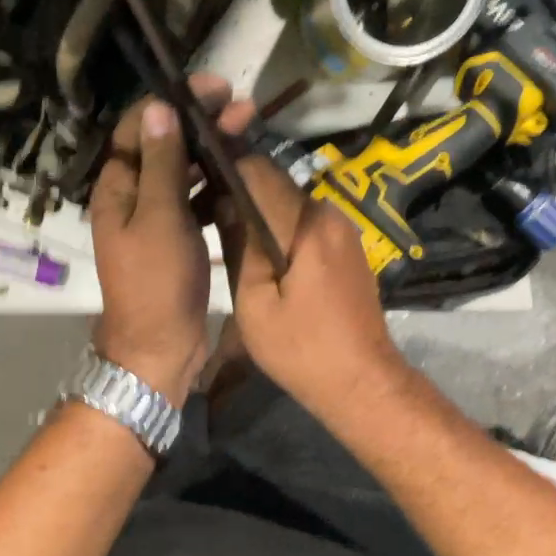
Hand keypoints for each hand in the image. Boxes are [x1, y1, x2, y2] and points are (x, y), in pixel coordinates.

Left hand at [88, 75, 249, 403]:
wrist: (159, 348)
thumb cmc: (156, 282)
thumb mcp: (159, 217)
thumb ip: (161, 163)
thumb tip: (160, 109)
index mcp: (116, 188)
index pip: (138, 127)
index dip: (173, 101)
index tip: (213, 89)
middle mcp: (131, 199)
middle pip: (163, 146)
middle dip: (200, 123)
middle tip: (243, 108)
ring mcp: (154, 222)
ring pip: (181, 173)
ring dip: (211, 152)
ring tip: (249, 132)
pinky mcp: (175, 242)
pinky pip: (193, 202)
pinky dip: (214, 186)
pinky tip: (240, 177)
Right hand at [215, 149, 411, 422]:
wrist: (361, 382)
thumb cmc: (302, 350)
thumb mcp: (255, 304)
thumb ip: (240, 247)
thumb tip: (224, 202)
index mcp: (307, 223)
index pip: (258, 173)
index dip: (222, 172)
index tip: (195, 184)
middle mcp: (330, 214)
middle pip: (274, 188)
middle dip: (239, 197)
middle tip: (203, 218)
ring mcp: (343, 231)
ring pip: (288, 209)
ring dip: (258, 219)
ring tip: (224, 238)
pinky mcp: (346, 250)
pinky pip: (303, 229)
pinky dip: (279, 236)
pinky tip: (259, 259)